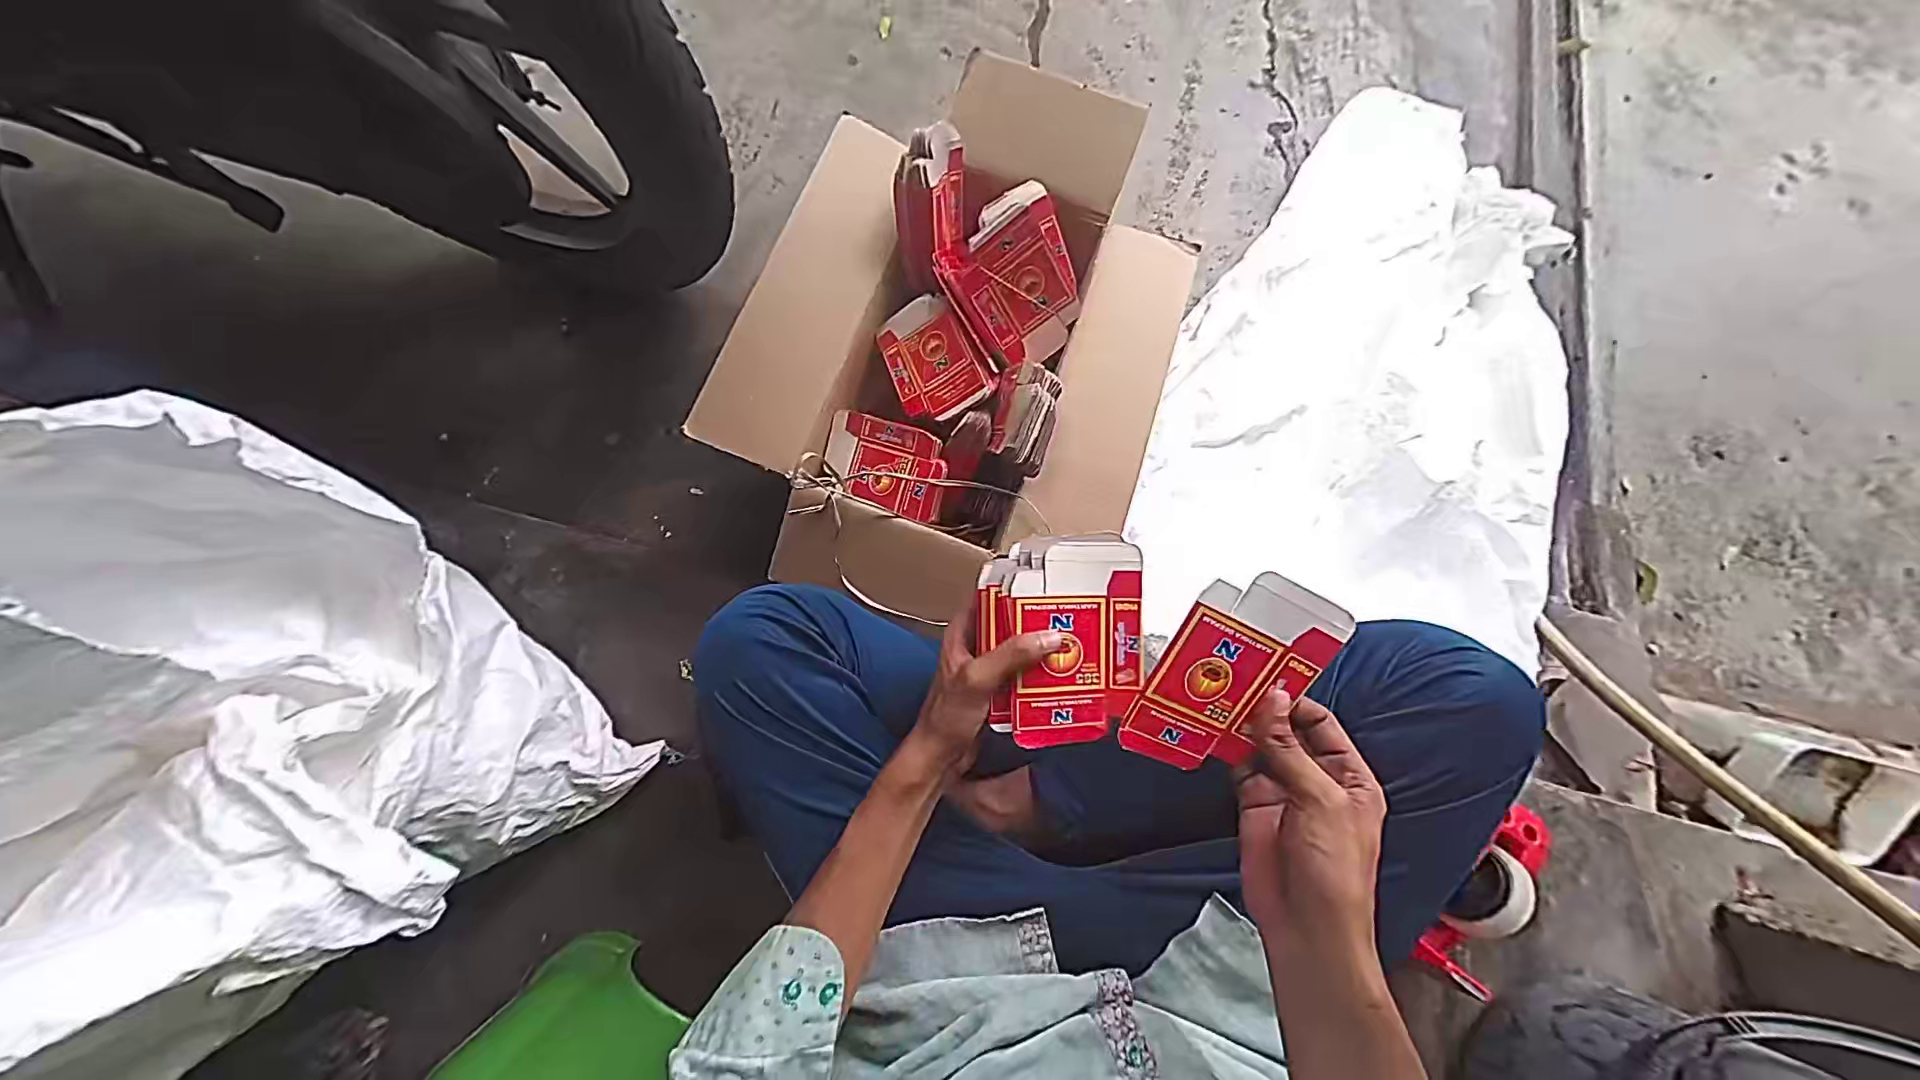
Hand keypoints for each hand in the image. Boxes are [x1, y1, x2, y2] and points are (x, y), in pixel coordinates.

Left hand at [909, 602, 1062, 773]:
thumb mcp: (977, 679)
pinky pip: (1022, 675)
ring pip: (1018, 650)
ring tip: (1068, 642)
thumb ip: (1010, 655)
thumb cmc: (945, 717)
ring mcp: (986, 669)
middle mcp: (974, 647)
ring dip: (1039, 649)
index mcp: (961, 634)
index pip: (985, 598)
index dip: (1009, 588)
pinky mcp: (998, 691)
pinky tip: (1058, 675)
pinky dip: (1039, 674)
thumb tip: (1047, 636)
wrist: (940, 757)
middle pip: (1008, 624)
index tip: (1037, 584)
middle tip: (1063, 615)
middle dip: (1034, 621)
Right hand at [1235, 689, 1386, 957]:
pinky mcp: (1253, 802)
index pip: (1321, 723)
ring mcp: (1282, 790)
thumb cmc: (1334, 869)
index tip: (1265, 681)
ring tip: (1218, 702)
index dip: (1295, 702)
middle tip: (1234, 685)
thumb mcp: (1318, 800)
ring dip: (1241, 727)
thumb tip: (1273, 699)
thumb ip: (1289, 748)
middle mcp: (1315, 777)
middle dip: (1263, 711)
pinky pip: (1238, 767)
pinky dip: (1225, 749)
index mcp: (1348, 776)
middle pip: (1286, 731)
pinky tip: (1212, 732)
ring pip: (1259, 746)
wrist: (1305, 923)